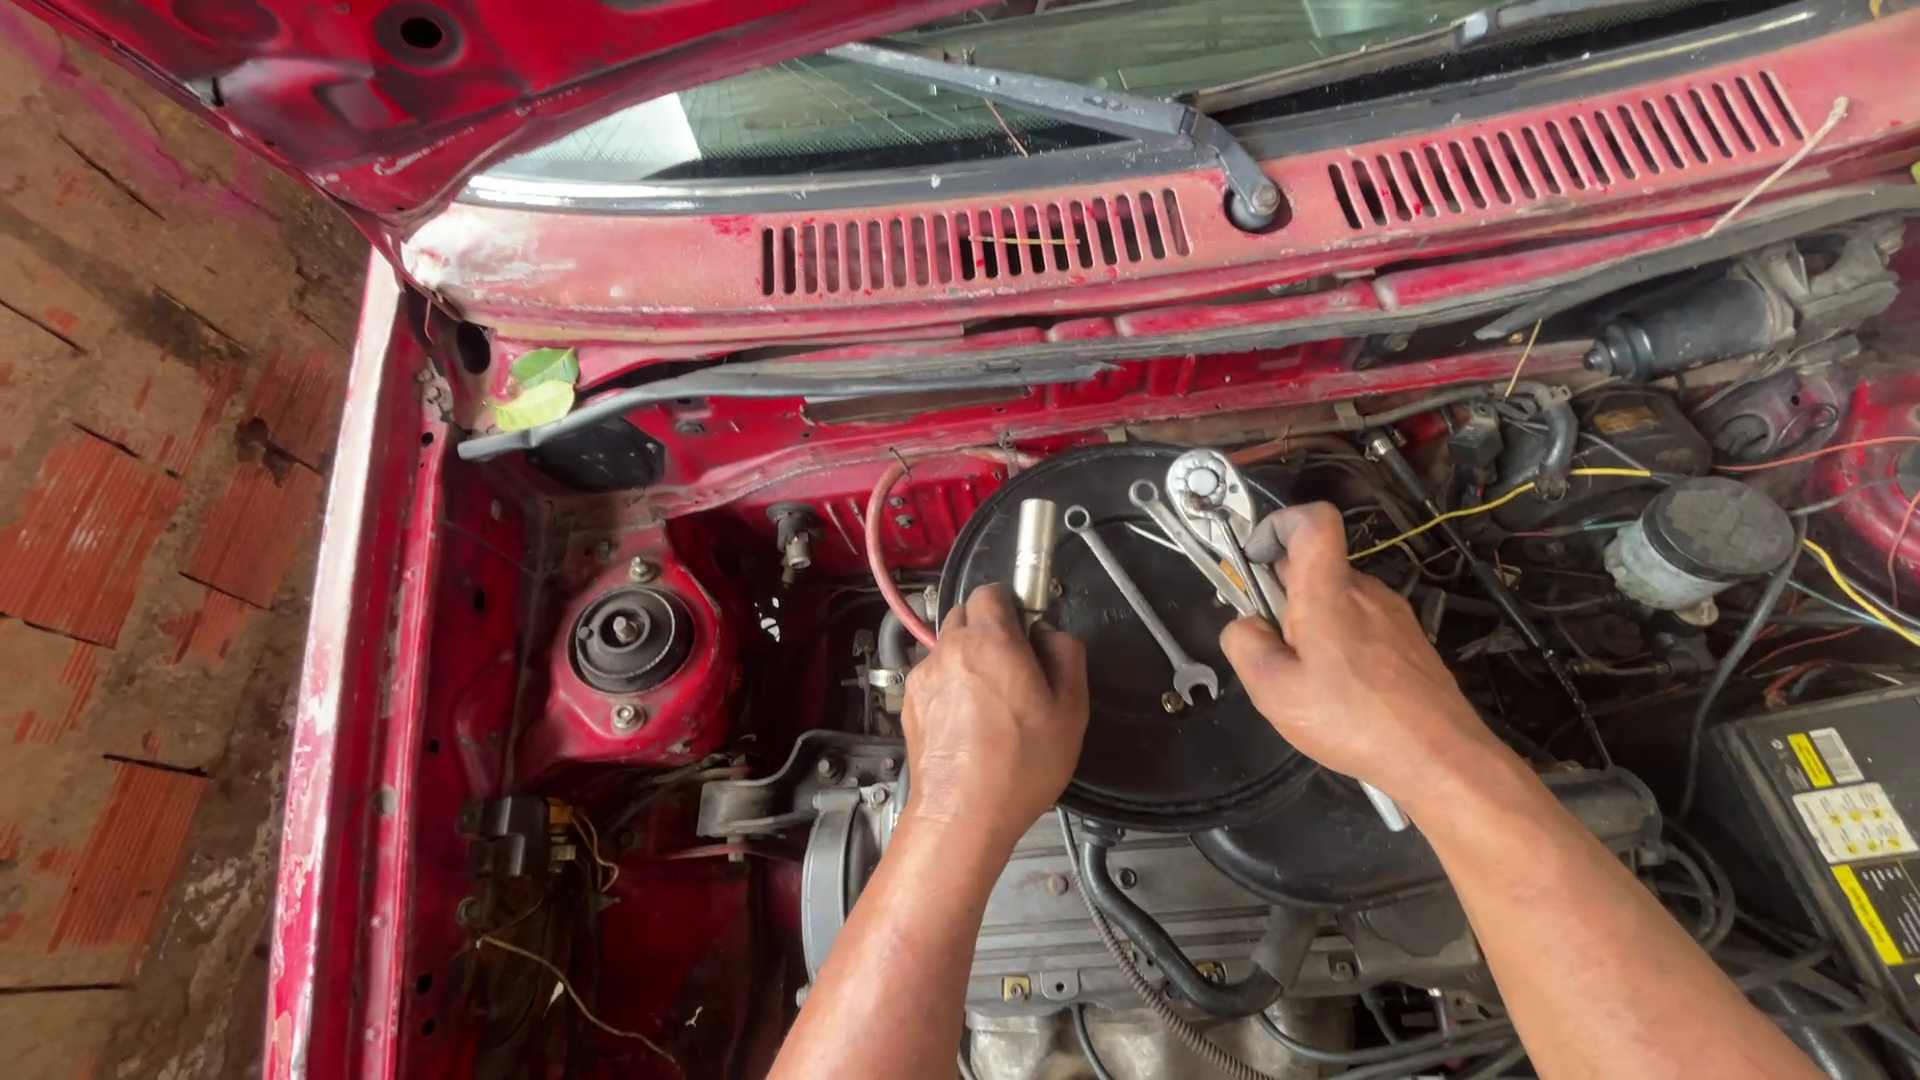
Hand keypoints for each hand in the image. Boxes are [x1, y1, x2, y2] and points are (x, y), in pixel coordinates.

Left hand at [901, 584, 1089, 846]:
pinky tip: (970, 719)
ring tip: (993, 698)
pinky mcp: (912, 702)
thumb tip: (1052, 633)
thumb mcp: (1070, 710)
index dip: (1013, 603)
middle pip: (966, 614)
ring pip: (949, 645)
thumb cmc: (1019, 767)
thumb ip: (1067, 655)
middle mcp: (950, 650)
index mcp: (990, 642)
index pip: (992, 590)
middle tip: (1016, 662)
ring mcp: (926, 676)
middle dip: (991, 628)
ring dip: (970, 657)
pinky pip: (935, 676)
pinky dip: (952, 684)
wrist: (962, 814)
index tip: (1027, 625)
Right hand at [1219, 503, 1509, 808]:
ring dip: (1309, 622)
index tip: (1255, 559)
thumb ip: (1243, 643)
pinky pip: (1360, 623)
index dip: (1276, 524)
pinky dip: (1337, 641)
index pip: (1311, 520)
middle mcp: (1365, 592)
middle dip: (1281, 593)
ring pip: (1335, 597)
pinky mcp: (1409, 641)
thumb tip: (1246, 625)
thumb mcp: (1271, 689)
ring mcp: (1393, 615)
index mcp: (1328, 592)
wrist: (1440, 759)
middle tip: (1272, 645)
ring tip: (1306, 676)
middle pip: (1314, 564)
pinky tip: (1339, 689)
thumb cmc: (1352, 721)